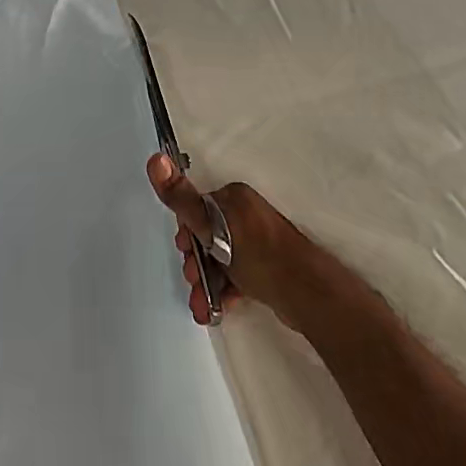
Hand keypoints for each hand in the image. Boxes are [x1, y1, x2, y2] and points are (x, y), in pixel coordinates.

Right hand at [146, 153, 310, 324]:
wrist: (309, 297)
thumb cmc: (262, 259)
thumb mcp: (213, 228)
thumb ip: (182, 199)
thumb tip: (156, 160)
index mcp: (235, 199)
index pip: (196, 209)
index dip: (187, 233)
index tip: (186, 251)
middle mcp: (247, 214)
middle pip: (206, 236)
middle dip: (195, 262)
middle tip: (195, 280)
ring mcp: (258, 241)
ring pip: (219, 259)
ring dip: (206, 281)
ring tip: (204, 302)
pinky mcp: (266, 266)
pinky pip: (236, 273)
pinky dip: (224, 288)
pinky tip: (218, 305)